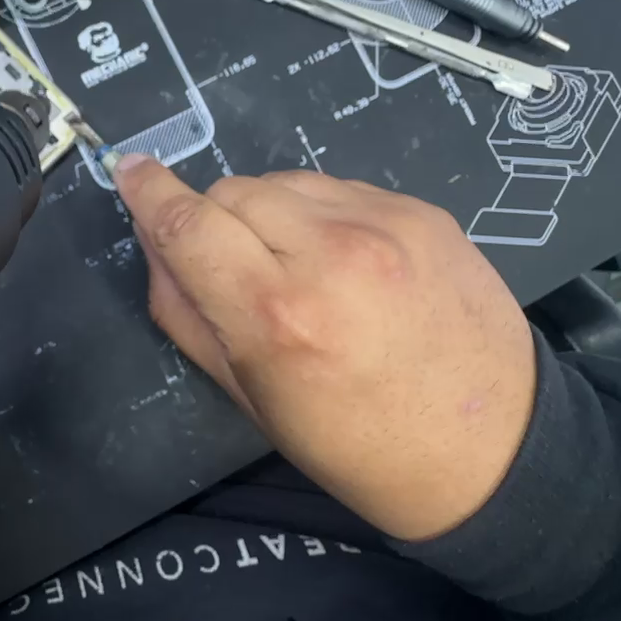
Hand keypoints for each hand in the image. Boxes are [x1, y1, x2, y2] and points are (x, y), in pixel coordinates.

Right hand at [113, 156, 535, 541]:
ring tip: (297, 264)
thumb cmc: (352, 442)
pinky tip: (344, 258)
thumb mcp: (247, 394)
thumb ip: (184, 310)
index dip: (149, 193)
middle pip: (230, 191)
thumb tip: (153, 239)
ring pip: (281, 181)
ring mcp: (384, 223)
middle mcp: (329, 253)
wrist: (492, 451)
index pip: (187, 225)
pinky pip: (334, 187)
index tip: (128, 169)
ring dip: (266, 212)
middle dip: (215, 219)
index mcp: (277, 313)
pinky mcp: (421, 210)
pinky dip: (317, 212)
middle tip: (239, 268)